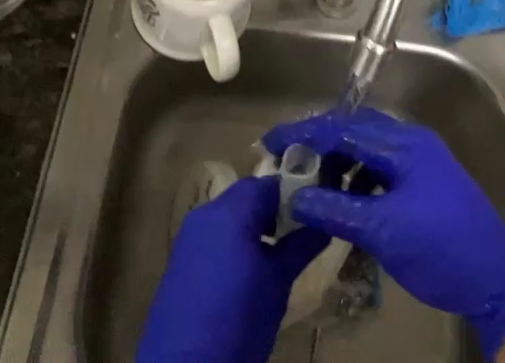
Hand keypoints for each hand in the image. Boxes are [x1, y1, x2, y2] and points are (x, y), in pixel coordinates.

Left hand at [137, 176, 328, 361]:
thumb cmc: (238, 320)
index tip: (316, 208)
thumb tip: (324, 223)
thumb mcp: (277, 284)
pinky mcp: (180, 262)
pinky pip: (214, 236)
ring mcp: (189, 238)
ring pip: (230, 216)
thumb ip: (300, 247)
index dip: (293, 192)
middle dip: (274, 209)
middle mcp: (205, 216)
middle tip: (301, 232)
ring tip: (280, 253)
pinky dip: (235, 242)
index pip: (267, 184)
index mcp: (229, 213)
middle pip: (246, 196)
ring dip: (255, 225)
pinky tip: (251, 270)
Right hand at [262, 108, 504, 357]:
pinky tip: (344, 200)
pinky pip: (382, 168)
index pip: (344, 128)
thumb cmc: (439, 249)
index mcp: (404, 145)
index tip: (271, 143)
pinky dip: (358, 177)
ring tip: (313, 184)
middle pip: (357, 130)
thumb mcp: (381, 231)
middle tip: (288, 160)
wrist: (495, 280)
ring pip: (369, 149)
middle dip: (320, 142)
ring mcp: (422, 162)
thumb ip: (335, 209)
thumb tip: (295, 196)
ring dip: (339, 161)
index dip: (305, 134)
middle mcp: (413, 143)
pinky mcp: (425, 183)